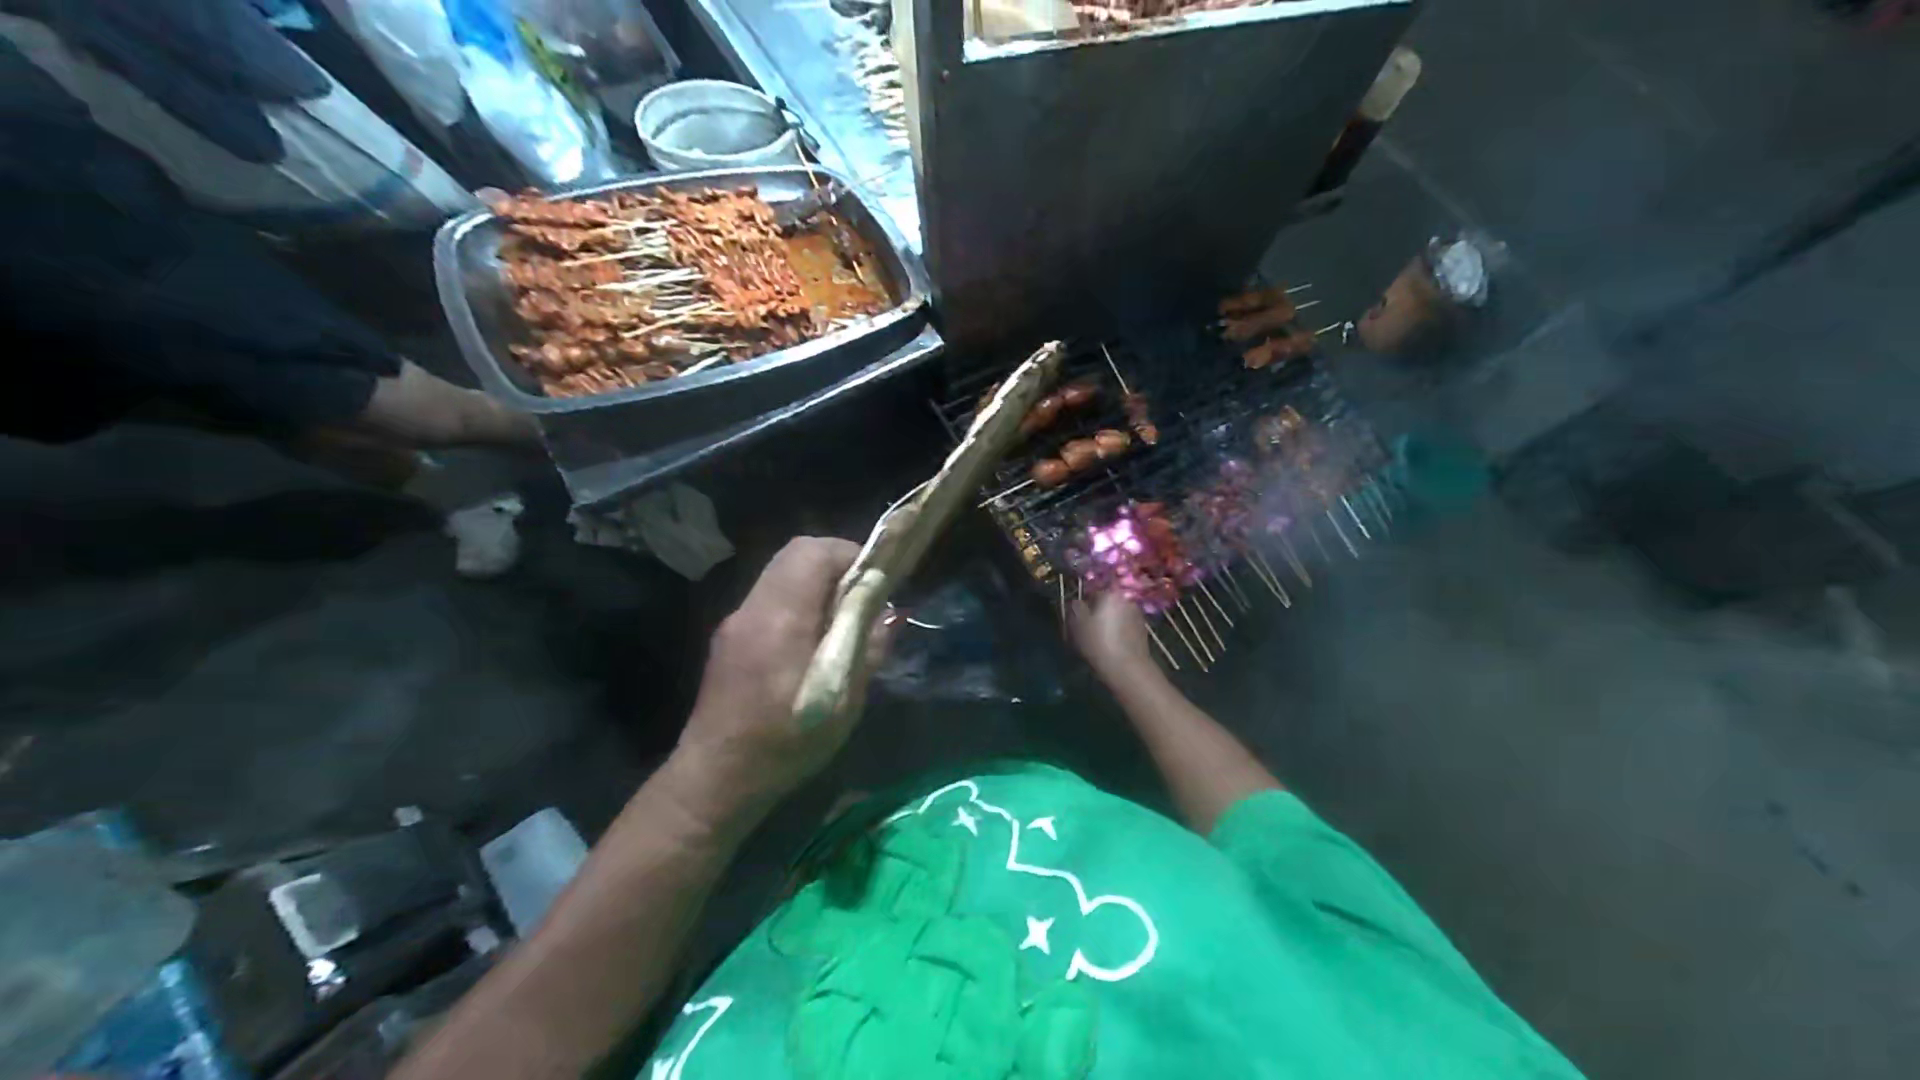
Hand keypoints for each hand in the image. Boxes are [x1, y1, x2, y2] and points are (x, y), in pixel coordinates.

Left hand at [671, 537, 871, 824]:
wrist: (717, 778)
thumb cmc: (786, 743)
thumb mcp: (842, 702)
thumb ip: (867, 648)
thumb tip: (891, 611)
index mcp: (781, 618)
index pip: (813, 552)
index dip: (849, 555)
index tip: (875, 584)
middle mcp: (753, 608)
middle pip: (795, 554)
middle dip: (835, 565)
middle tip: (862, 601)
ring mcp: (737, 621)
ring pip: (781, 574)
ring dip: (816, 584)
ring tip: (841, 623)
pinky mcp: (731, 637)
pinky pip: (771, 598)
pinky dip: (798, 601)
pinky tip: (811, 642)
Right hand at [1069, 589, 1155, 683]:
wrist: (1127, 668)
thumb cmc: (1098, 642)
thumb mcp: (1077, 623)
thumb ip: (1075, 607)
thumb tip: (1077, 603)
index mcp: (1111, 593)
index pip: (1092, 591)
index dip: (1082, 605)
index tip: (1075, 619)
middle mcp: (1126, 599)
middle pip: (1106, 603)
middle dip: (1096, 613)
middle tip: (1085, 630)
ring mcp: (1137, 615)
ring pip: (1116, 615)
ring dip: (1107, 623)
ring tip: (1097, 641)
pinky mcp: (1143, 631)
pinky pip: (1124, 626)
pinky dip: (1117, 632)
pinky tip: (1110, 646)